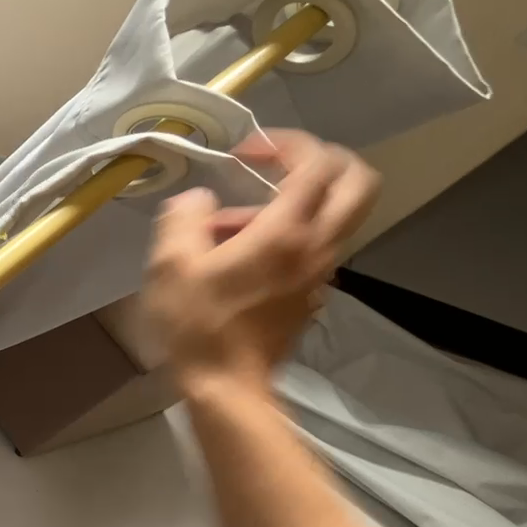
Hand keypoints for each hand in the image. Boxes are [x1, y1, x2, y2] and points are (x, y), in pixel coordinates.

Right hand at [145, 129, 378, 395]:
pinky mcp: (309, 293)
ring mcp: (320, 271)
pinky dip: (281, 236)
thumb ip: (182, 220)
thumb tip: (196, 198)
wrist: (225, 383)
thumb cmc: (195, 322)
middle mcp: (317, 246)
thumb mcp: (170, 266)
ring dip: (287, 205)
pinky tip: (231, 258)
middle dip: (321, 161)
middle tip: (275, 164)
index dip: (288, 144)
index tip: (247, 150)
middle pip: (356, 183)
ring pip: (330, 216)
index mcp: (285, 232)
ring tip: (222, 227)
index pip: (316, 165)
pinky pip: (309, 248)